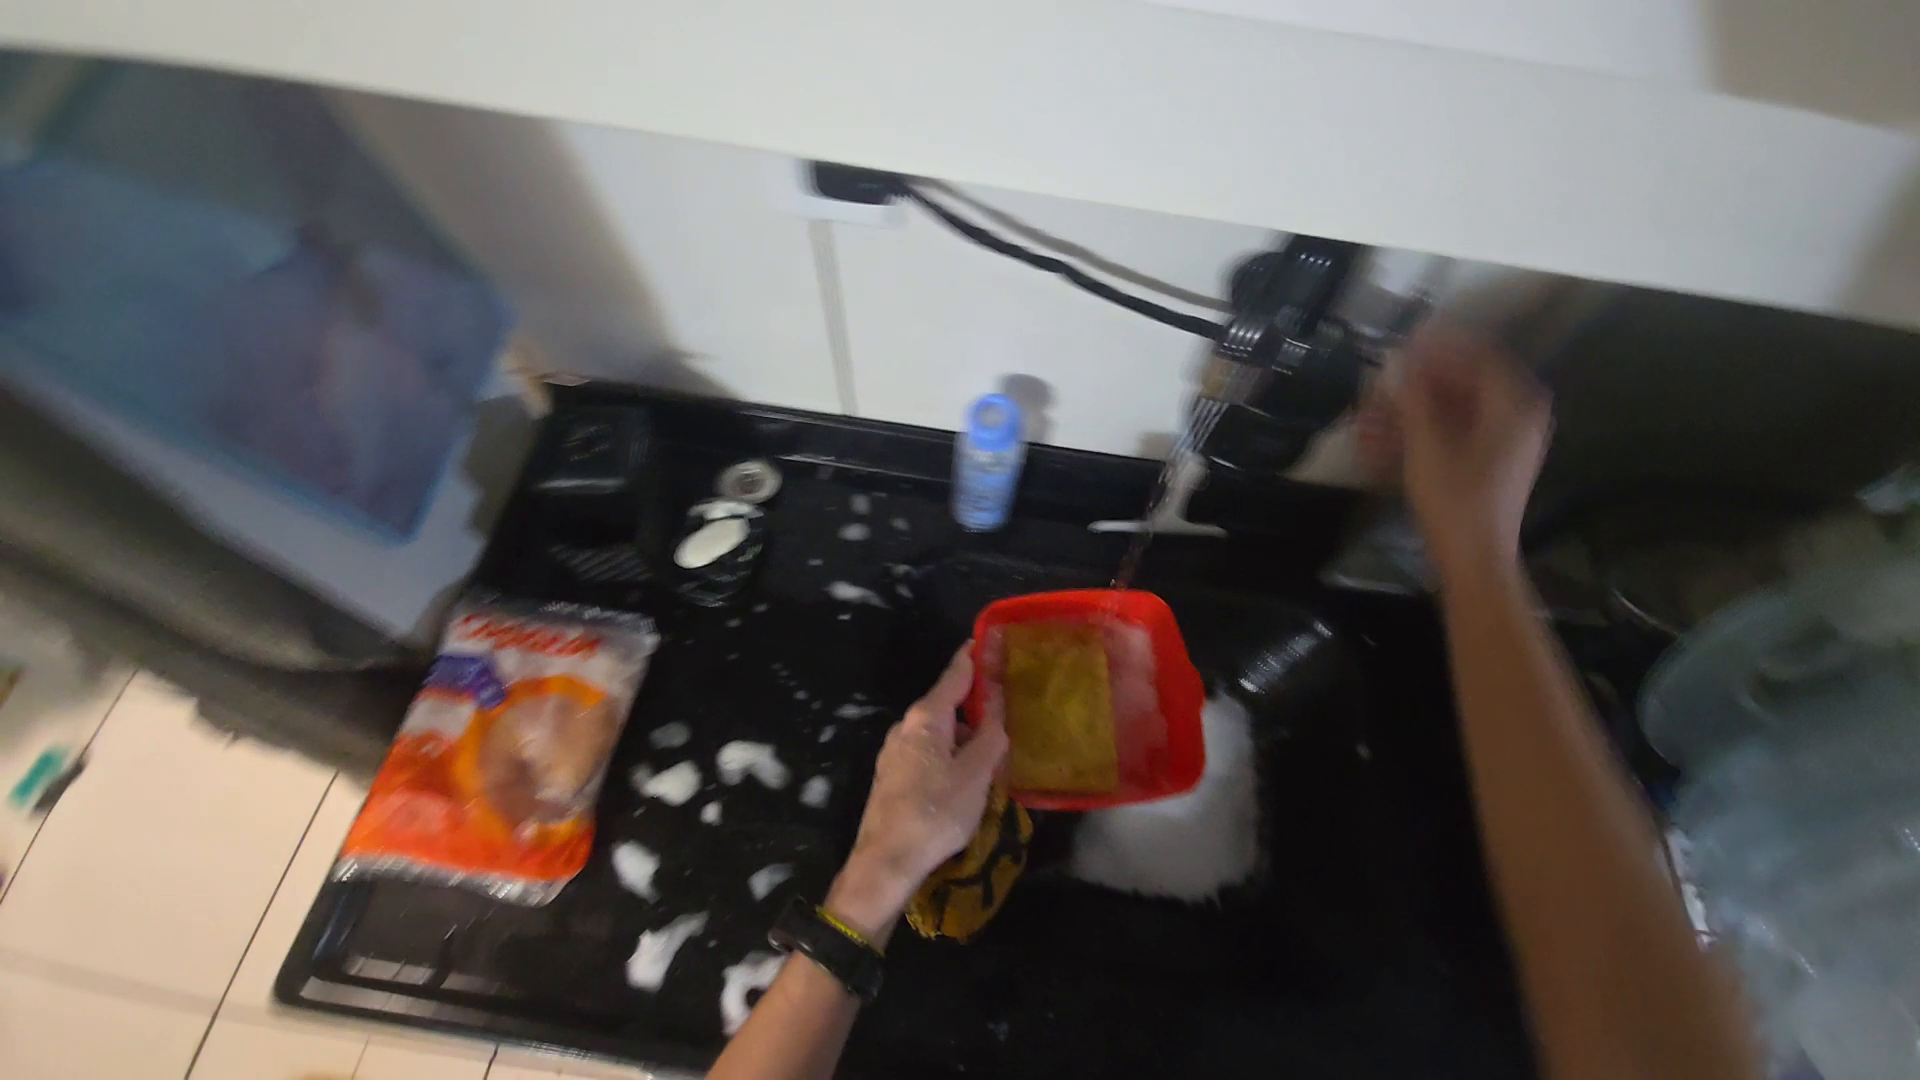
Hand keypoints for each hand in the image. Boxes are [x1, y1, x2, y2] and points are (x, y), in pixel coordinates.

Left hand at [828, 645, 1007, 940]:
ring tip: (993, 757)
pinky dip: (950, 754)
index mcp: (926, 717)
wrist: (886, 862)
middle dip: (977, 707)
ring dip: (965, 737)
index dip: (975, 656)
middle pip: (948, 704)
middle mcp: (906, 726)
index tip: (991, 638)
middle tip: (1008, 714)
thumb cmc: (936, 813)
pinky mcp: (892, 774)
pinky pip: (928, 752)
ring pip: (939, 732)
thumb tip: (997, 704)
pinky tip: (966, 779)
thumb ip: (991, 734)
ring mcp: (895, 750)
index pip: (955, 673)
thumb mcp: (976, 774)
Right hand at [1362, 324, 1551, 588]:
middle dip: (1415, 385)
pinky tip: (1380, 443)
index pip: (1480, 355)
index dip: (1441, 345)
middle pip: (1462, 383)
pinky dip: (1419, 433)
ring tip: (1367, 419)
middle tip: (1377, 386)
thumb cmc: (1455, 502)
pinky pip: (1452, 433)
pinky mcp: (1488, 460)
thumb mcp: (1427, 447)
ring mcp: (1504, 439)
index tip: (1405, 340)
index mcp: (1515, 405)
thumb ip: (1413, 399)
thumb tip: (1397, 362)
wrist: (1473, 558)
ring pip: (1452, 410)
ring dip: (1409, 411)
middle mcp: (1517, 416)